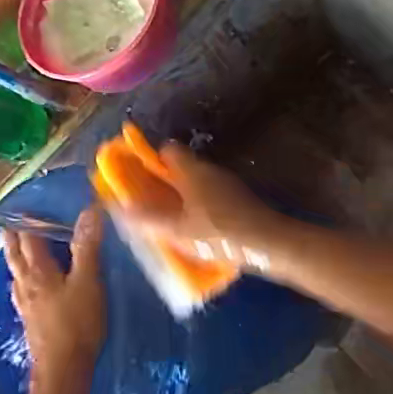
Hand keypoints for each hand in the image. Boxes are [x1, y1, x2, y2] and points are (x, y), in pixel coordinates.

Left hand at [3, 207, 106, 386]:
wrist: (62, 370)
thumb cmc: (77, 324)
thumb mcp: (88, 281)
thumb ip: (87, 246)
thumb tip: (89, 211)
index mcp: (38, 270)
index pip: (29, 237)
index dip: (31, 220)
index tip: (31, 206)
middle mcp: (26, 283)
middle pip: (15, 253)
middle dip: (13, 236)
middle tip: (12, 221)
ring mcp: (25, 303)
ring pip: (16, 272)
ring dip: (16, 256)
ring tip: (17, 247)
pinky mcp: (30, 319)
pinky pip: (21, 289)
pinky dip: (23, 278)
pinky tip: (27, 285)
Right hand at [115, 144, 287, 271]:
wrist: (271, 244)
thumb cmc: (220, 234)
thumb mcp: (178, 231)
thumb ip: (148, 219)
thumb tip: (121, 206)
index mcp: (192, 171)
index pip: (167, 150)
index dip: (150, 160)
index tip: (138, 178)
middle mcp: (210, 171)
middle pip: (181, 168)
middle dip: (164, 183)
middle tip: (149, 205)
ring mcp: (228, 184)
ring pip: (197, 183)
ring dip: (182, 198)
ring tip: (169, 222)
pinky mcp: (240, 200)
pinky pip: (211, 197)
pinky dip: (200, 208)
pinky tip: (196, 231)